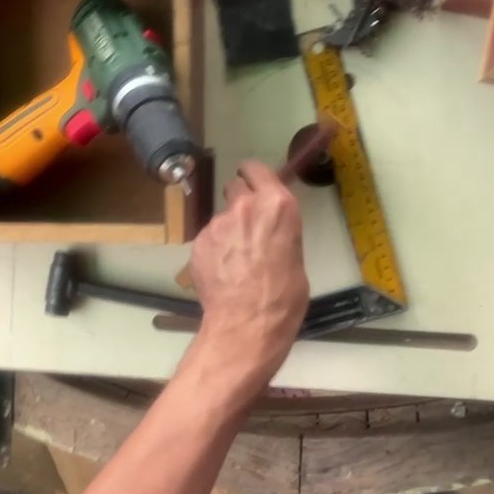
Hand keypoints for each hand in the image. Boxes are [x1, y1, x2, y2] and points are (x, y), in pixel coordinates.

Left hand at [189, 161, 309, 376]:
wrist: (247, 325)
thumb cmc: (284, 297)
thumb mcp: (296, 257)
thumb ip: (280, 233)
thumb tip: (271, 235)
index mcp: (277, 206)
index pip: (256, 169)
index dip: (253, 176)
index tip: (253, 183)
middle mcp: (245, 206)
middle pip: (234, 187)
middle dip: (239, 202)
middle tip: (246, 226)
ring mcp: (217, 224)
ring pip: (220, 218)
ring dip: (227, 231)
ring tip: (235, 261)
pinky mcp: (198, 243)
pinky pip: (208, 240)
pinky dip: (214, 251)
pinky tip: (223, 273)